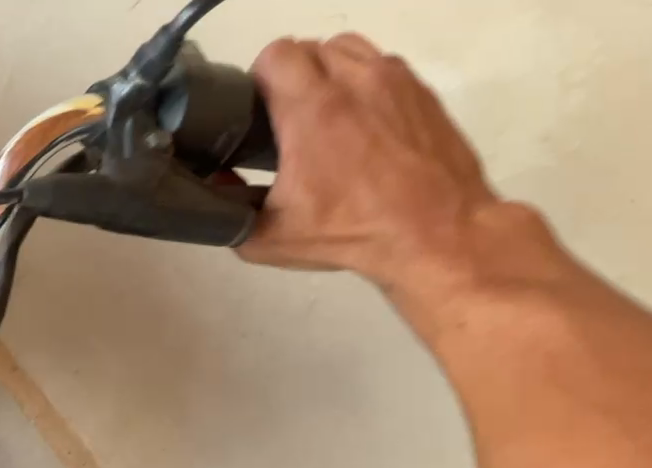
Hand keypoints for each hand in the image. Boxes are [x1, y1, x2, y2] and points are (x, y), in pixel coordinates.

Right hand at [238, 34, 504, 294]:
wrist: (433, 229)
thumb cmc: (347, 232)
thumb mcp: (264, 236)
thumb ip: (227, 209)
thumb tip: (217, 181)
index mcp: (311, 111)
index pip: (276, 55)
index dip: (256, 78)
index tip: (251, 108)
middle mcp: (355, 82)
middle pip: (309, 47)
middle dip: (287, 75)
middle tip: (278, 116)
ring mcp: (393, 80)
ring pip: (346, 48)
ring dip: (324, 72)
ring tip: (315, 113)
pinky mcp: (420, 89)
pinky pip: (379, 65)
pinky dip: (358, 82)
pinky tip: (352, 122)